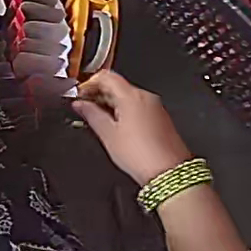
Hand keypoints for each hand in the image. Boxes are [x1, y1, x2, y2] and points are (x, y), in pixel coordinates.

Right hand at [72, 70, 193, 186]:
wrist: (169, 173)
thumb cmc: (142, 155)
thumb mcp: (108, 134)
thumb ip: (91, 114)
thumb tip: (80, 104)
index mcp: (132, 95)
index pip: (106, 76)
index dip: (89, 84)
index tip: (80, 96)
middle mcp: (146, 97)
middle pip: (116, 86)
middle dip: (98, 95)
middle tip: (85, 109)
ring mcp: (155, 107)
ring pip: (127, 97)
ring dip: (110, 105)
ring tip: (99, 122)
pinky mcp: (160, 118)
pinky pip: (137, 107)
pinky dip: (124, 112)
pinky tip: (117, 129)